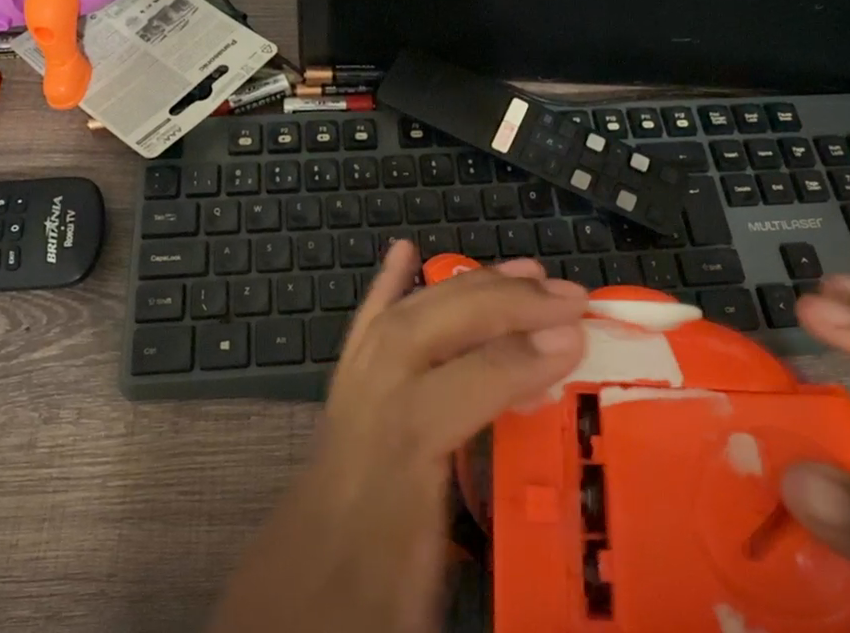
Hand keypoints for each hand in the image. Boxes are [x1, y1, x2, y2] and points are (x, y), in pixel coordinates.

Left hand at [207, 241, 588, 632]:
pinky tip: (403, 254)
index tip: (572, 342)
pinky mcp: (338, 410)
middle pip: (412, 342)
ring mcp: (340, 414)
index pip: (436, 406)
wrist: (277, 628)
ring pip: (393, 329)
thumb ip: (483, 559)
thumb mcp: (423, 604)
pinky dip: (386, 291)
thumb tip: (545, 506)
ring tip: (522, 271)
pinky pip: (357, 340)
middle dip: (493, 305)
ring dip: (461, 291)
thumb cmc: (358, 615)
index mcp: (372, 496)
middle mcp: (349, 437)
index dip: (507, 367)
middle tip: (565, 294)